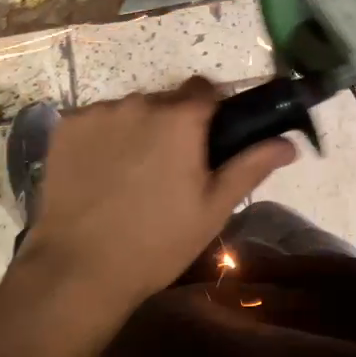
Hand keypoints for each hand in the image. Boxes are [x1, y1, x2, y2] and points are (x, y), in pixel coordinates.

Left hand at [20, 77, 297, 306]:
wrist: (80, 268)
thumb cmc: (157, 242)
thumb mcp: (212, 209)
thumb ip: (250, 166)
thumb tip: (288, 143)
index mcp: (179, 118)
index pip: (204, 89)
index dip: (210, 110)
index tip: (207, 140)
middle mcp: (139, 101)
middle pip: (164, 101)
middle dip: (171, 125)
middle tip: (168, 170)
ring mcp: (98, 111)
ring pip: (129, 110)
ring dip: (135, 130)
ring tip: (130, 177)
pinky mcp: (67, 125)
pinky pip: (95, 121)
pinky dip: (101, 139)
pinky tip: (99, 175)